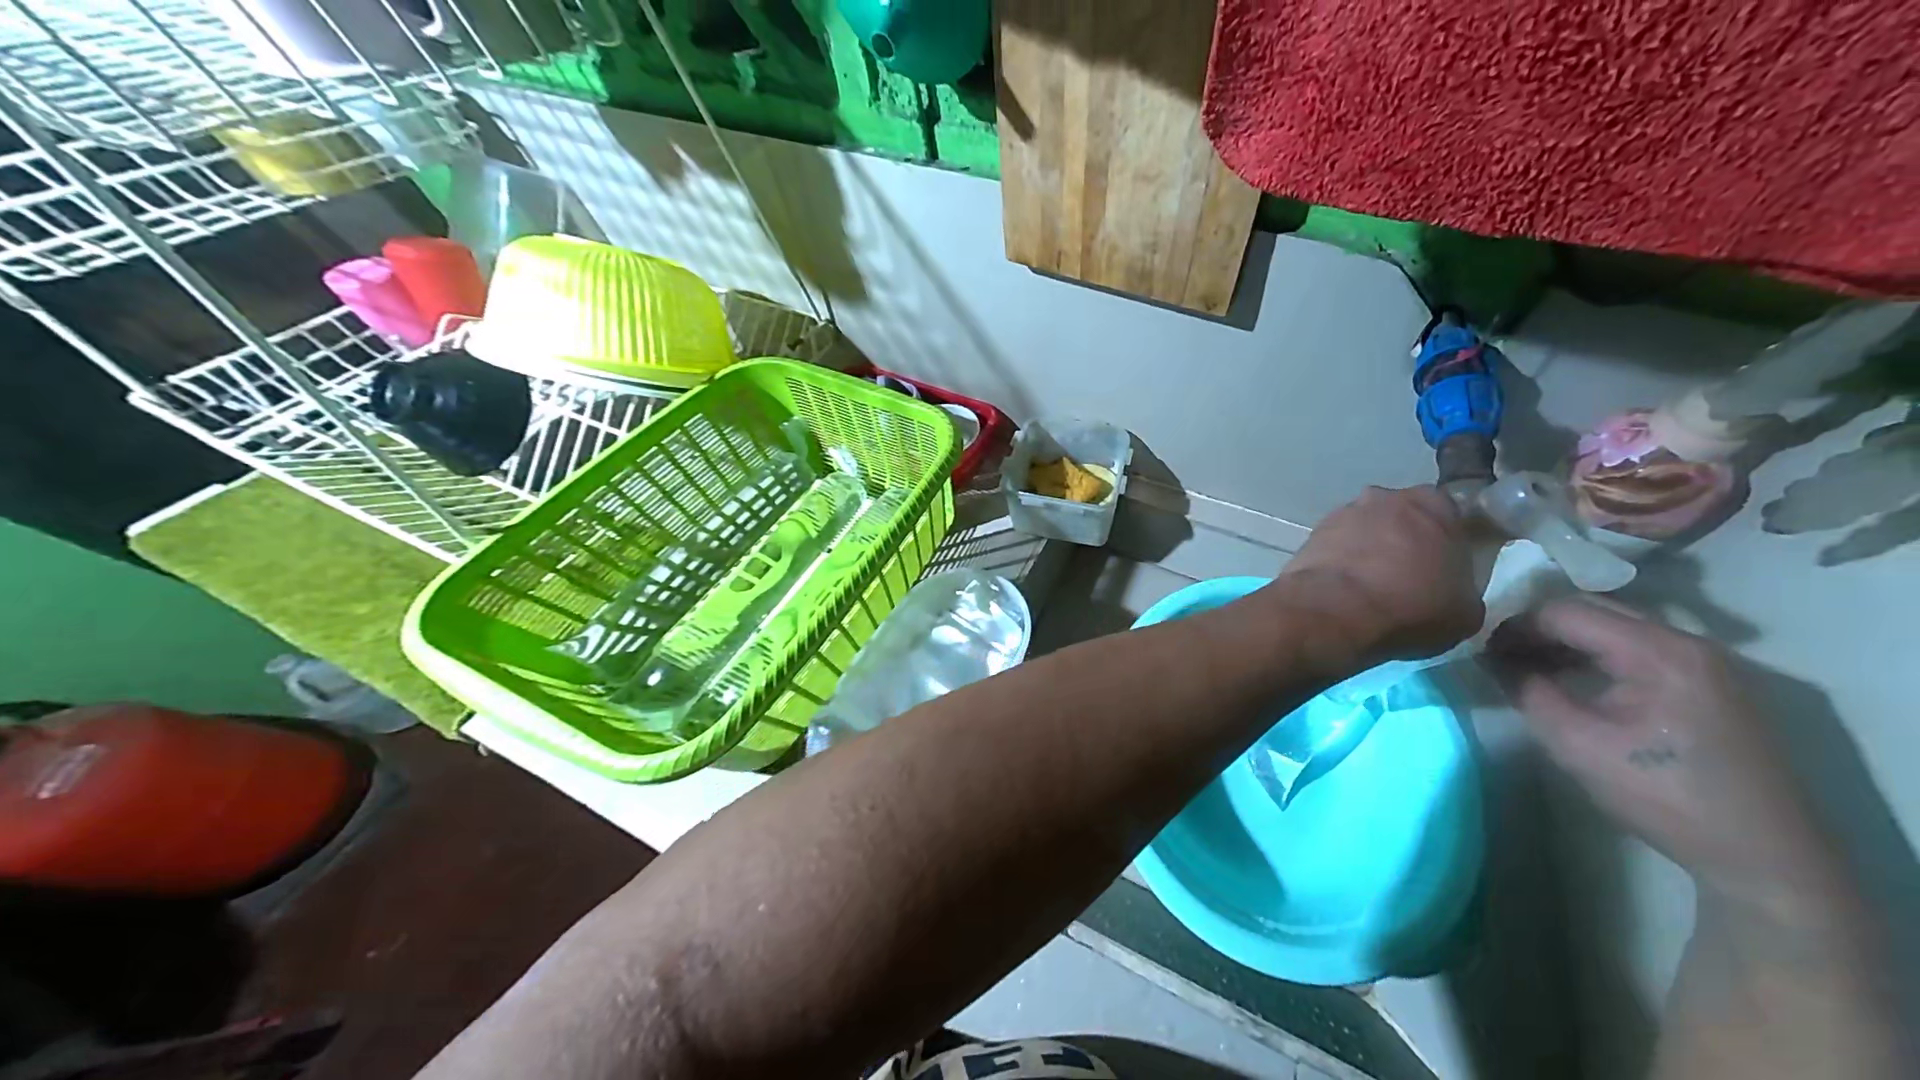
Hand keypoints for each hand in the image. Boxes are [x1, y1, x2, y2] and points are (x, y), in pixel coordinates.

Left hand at [1271, 485, 1482, 667]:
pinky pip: (1335, 546)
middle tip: (1406, 576)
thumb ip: (1462, 587)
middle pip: (1401, 518)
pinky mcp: (1311, 534)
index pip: (1448, 515)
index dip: (1446, 541)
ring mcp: (1342, 513)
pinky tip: (1343, 588)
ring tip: (1369, 586)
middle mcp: (1385, 497)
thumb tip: (1449, 591)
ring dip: (1368, 550)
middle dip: (1403, 540)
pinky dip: (1340, 561)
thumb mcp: (1466, 610)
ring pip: (1364, 530)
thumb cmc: (1412, 605)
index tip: (1443, 565)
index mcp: (1433, 504)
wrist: (1334, 610)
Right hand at [1489, 598, 1840, 912]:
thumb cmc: (1662, 795)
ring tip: (1526, 666)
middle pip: (1592, 609)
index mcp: (1658, 651)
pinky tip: (1571, 678)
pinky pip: (1638, 646)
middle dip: (1536, 627)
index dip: (1513, 626)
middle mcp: (1688, 641)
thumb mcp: (1575, 742)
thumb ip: (1526, 690)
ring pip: (1614, 625)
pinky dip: (1595, 653)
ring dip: (1564, 639)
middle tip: (1498, 655)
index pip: (1564, 612)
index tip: (1480, 650)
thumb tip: (1488, 659)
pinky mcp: (1710, 680)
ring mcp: (1706, 660)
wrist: (1764, 855)